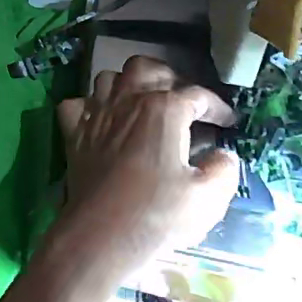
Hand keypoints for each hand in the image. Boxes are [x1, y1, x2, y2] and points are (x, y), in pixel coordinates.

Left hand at [48, 55, 240, 285]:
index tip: (229, 122)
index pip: (197, 95)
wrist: (101, 233)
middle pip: (146, 69)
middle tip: (183, 101)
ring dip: (128, 85)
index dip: (218, 107)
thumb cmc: (158, 214)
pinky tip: (101, 119)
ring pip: (109, 79)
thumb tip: (224, 155)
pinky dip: (90, 106)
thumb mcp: (208, 197)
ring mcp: (95, 114)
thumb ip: (224, 169)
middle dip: (169, 78)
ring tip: (143, 103)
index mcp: (163, 110)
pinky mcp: (73, 132)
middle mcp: (127, 101)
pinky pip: (78, 104)